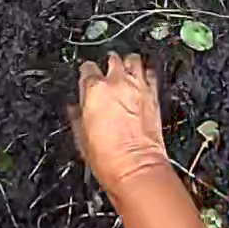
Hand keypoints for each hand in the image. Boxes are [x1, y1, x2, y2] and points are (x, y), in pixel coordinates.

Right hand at [71, 53, 169, 195]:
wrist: (136, 169)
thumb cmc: (109, 159)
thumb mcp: (81, 138)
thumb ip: (77, 115)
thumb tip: (75, 108)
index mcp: (94, 89)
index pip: (87, 67)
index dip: (86, 72)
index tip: (87, 78)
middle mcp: (116, 82)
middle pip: (111, 58)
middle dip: (108, 64)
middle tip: (106, 74)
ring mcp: (137, 85)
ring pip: (133, 58)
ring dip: (127, 63)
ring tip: (125, 71)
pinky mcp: (153, 93)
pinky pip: (150, 71)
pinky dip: (145, 72)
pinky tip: (142, 79)